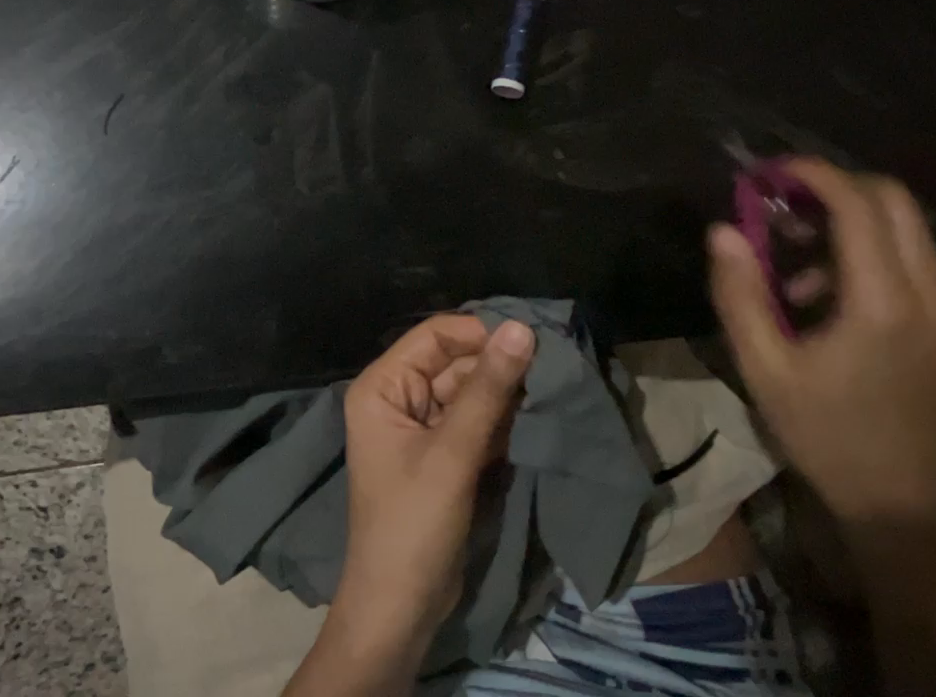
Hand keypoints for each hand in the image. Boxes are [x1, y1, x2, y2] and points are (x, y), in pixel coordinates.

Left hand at [338, 314, 535, 634]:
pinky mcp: (444, 455)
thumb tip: (521, 328)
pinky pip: (476, 422)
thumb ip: (488, 389)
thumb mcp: (453, 453)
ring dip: (506, 394)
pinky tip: (534, 421)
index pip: (435, 336)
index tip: (533, 341)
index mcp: (383, 386)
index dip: (481, 333)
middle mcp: (399, 398)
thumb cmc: (414, 524)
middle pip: (455, 362)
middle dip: (499, 366)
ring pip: (471, 392)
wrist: (401, 607)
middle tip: (552, 369)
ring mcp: (422, 428)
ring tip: (549, 393)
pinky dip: (503, 421)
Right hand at [708, 158, 935, 520]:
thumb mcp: (765, 369)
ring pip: (905, 228)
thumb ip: (740, 295)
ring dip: (848, 222)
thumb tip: (722, 231)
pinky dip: (865, 251)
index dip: (814, 175)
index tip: (768, 173)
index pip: (859, 205)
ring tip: (792, 265)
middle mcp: (929, 292)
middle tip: (780, 208)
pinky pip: (909, 258)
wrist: (902, 501)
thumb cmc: (825, 436)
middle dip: (835, 188)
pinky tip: (823, 296)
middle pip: (894, 201)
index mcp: (883, 302)